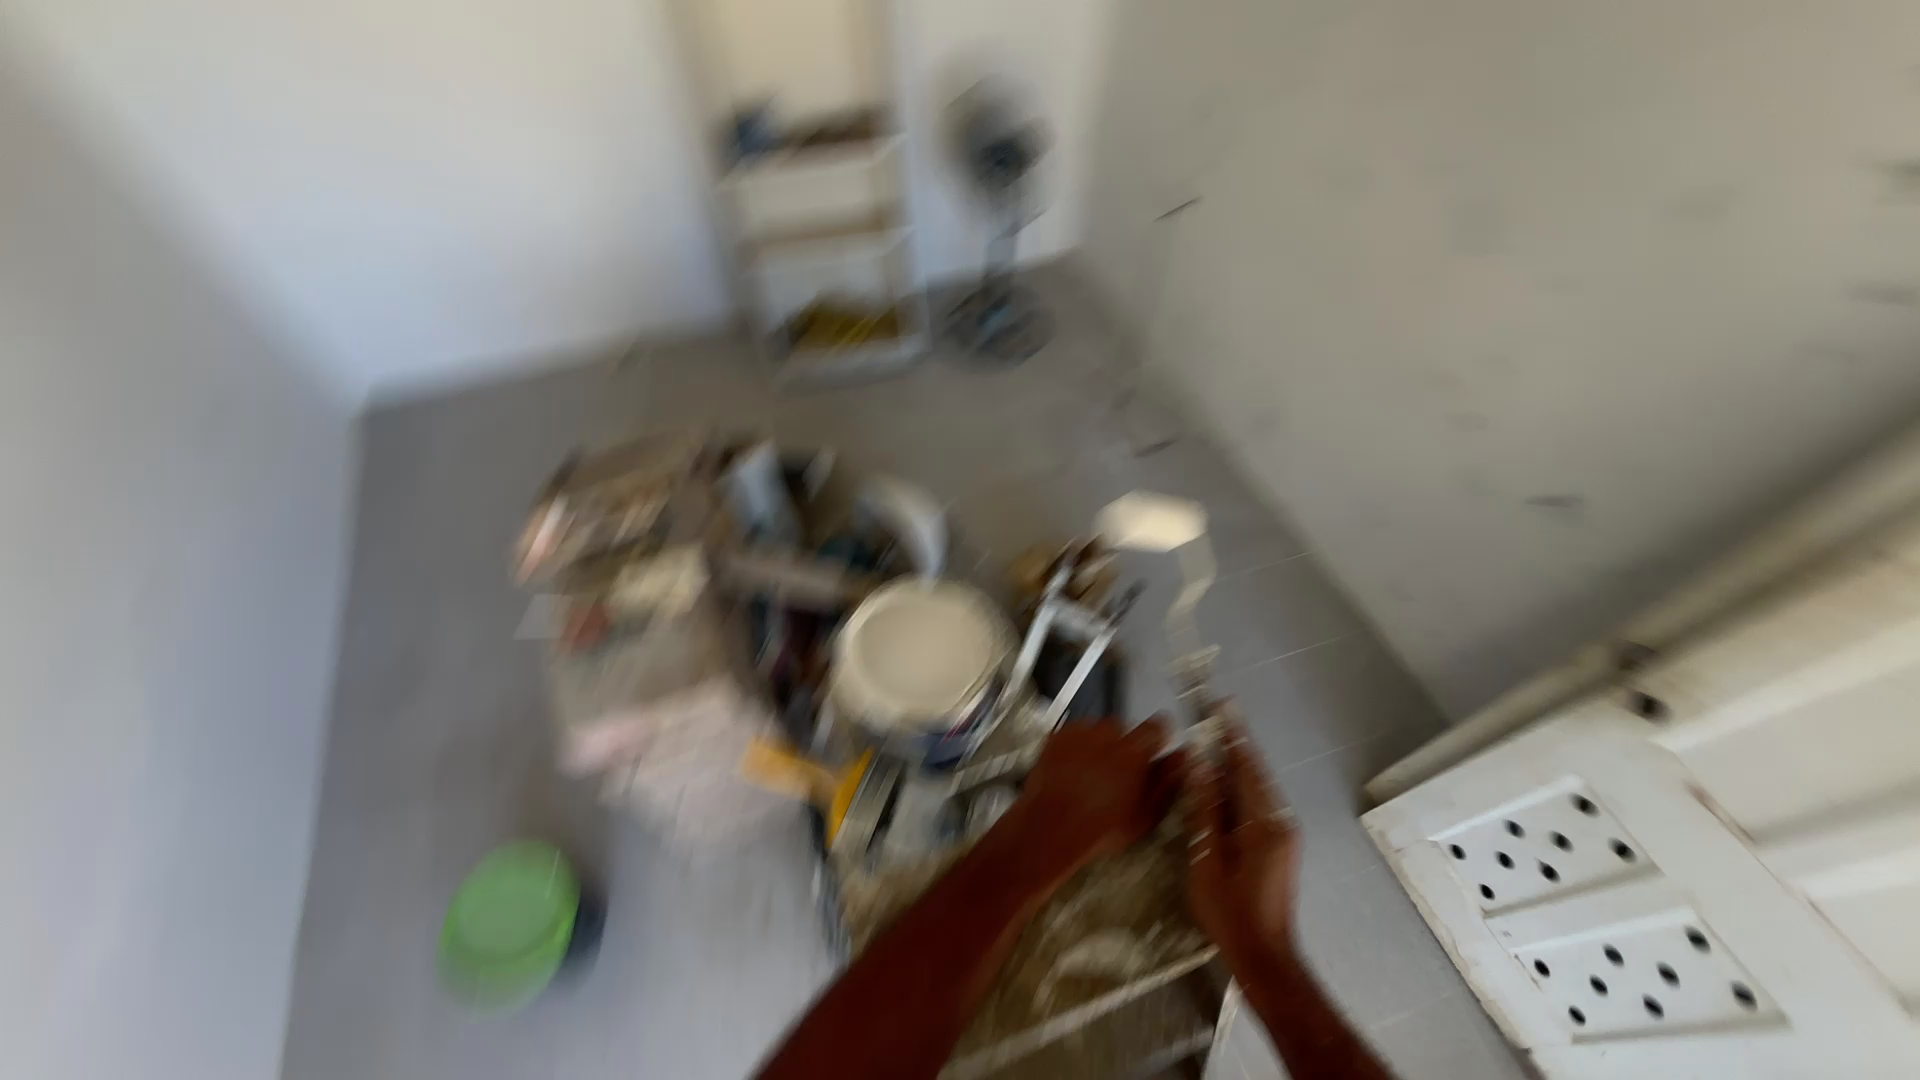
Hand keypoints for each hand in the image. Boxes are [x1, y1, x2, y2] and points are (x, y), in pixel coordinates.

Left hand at [1008, 715, 1183, 873]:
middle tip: (1118, 774)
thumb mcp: (1147, 813)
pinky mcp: (1058, 735)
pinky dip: (1076, 747)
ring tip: (1092, 776)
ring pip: (1098, 731)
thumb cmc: (1101, 827)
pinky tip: (1074, 772)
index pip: (1158, 726)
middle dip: (1125, 746)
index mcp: (1136, 749)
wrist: (1052, 827)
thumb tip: (1181, 758)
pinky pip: (1075, 734)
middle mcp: (1108, 732)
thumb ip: (1168, 780)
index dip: (1157, 739)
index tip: (1153, 752)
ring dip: (1099, 746)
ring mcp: (1080, 731)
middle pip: (1126, 729)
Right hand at [1183, 715, 1301, 965]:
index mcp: (1264, 823)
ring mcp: (1283, 834)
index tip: (1221, 704)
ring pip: (1256, 789)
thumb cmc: (1229, 910)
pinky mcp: (1279, 845)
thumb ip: (1205, 808)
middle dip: (1232, 744)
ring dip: (1234, 766)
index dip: (1233, 734)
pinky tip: (1218, 786)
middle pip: (1254, 773)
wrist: (1265, 956)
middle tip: (1210, 717)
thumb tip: (1200, 763)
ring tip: (1209, 744)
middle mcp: (1281, 821)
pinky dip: (1238, 788)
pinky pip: (1257, 805)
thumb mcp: (1208, 856)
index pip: (1247, 766)